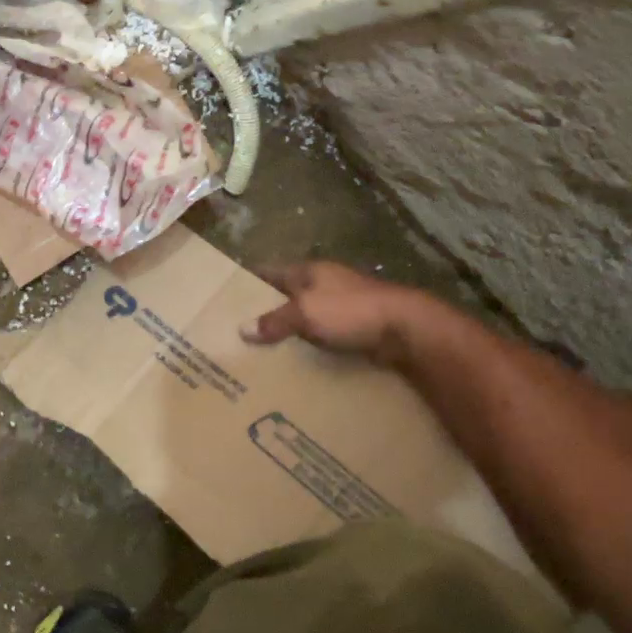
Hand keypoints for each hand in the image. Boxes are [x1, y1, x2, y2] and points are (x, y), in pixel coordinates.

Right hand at [241, 262, 444, 364]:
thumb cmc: (350, 311)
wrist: (406, 330)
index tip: (226, 297)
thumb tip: (242, 329)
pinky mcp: (355, 327)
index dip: (247, 281)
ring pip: (304, 317)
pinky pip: (322, 335)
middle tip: (238, 332)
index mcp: (309, 271)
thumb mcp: (305, 313)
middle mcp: (324, 284)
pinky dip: (309, 345)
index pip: (269, 271)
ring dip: (288, 331)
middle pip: (285, 295)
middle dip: (265, 310)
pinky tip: (295, 361)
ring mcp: (342, 305)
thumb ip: (274, 321)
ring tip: (261, 351)